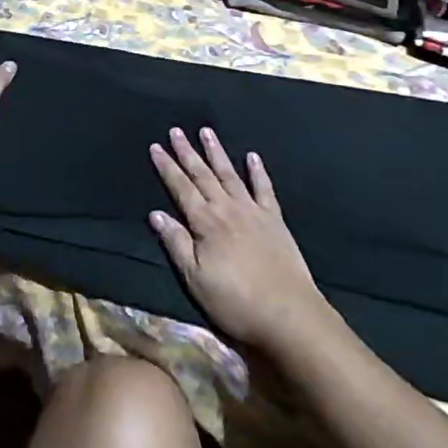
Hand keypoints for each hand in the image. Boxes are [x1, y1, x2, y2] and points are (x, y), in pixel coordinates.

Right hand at [148, 127, 330, 348]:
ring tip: (206, 131)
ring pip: (230, 175)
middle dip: (187, 152)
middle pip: (202, 175)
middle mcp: (227, 209)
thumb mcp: (195, 278)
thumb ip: (175, 243)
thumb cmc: (235, 301)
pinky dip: (258, 172)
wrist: (291, 318)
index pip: (180, 187)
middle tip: (176, 130)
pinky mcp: (276, 222)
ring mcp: (254, 213)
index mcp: (205, 222)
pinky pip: (265, 190)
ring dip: (217, 153)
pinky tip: (252, 157)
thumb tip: (156, 213)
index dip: (166, 166)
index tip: (155, 146)